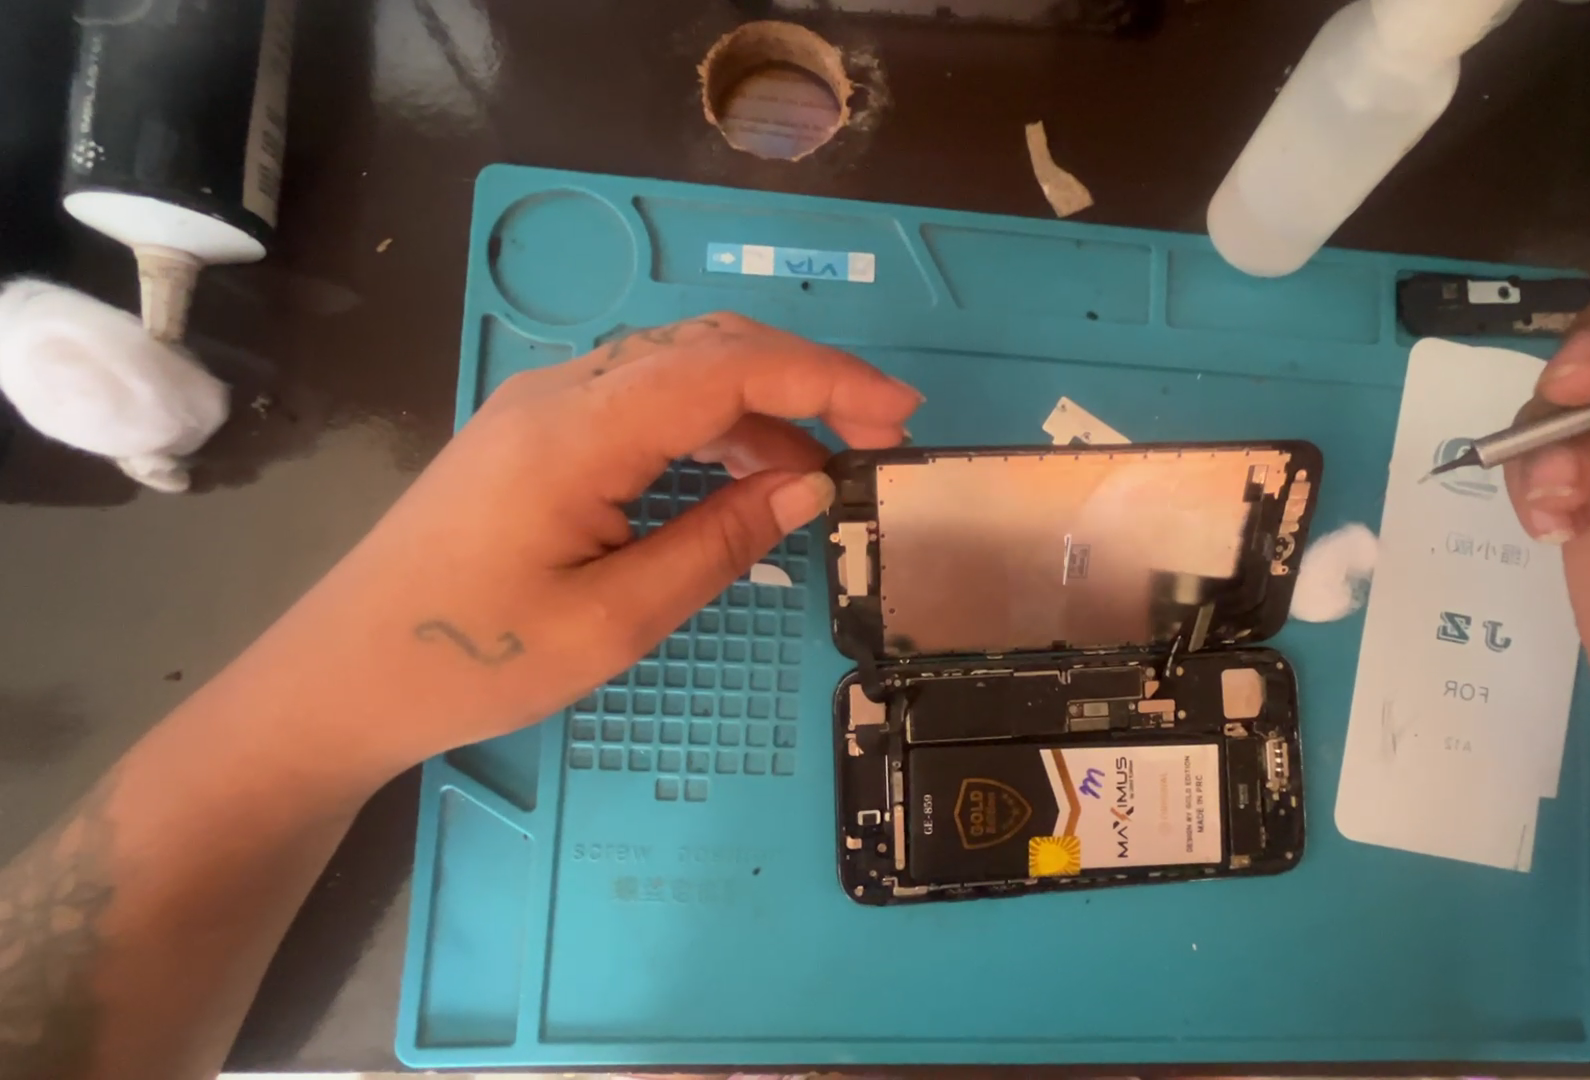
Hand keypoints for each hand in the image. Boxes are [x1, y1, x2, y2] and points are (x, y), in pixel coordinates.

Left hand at [237, 314, 919, 776]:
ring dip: (771, 405)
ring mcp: (552, 404)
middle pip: (713, 347)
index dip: (827, 380)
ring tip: (833, 462)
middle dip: (812, 379)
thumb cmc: (475, 661)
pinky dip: (724, 426)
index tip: (900, 413)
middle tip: (882, 432)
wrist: (341, 680)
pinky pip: (656, 402)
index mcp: (578, 431)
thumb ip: (719, 542)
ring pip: (687, 368)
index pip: (729, 369)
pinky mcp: (549, 431)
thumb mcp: (617, 619)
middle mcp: (565, 391)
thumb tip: (810, 487)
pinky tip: (756, 470)